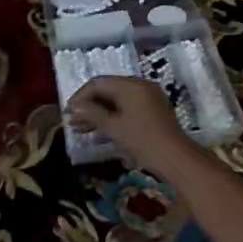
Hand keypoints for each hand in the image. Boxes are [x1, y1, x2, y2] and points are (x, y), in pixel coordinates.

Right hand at [69, 76, 200, 174]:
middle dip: (88, 106)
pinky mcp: (152, 111)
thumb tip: (74, 106)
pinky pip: (126, 108)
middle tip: (73, 122)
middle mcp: (140, 86)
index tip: (68, 112)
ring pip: (116, 100)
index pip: (98, 83)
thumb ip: (92, 113)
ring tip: (81, 129)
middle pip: (107, 90)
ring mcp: (148, 98)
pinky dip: (112, 116)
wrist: (175, 158)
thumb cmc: (142, 140)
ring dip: (98, 113)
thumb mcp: (113, 127)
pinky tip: (99, 130)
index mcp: (131, 85)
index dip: (80, 96)